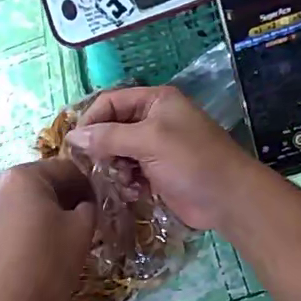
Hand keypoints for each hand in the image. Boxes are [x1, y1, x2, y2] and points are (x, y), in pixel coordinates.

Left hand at [0, 158, 95, 300]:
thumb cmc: (42, 268)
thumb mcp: (81, 235)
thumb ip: (88, 209)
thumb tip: (82, 204)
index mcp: (24, 176)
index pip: (66, 169)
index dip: (87, 187)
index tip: (95, 211)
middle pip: (37, 183)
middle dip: (58, 200)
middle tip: (73, 229)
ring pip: (15, 202)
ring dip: (33, 215)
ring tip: (45, 246)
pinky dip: (12, 230)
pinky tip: (20, 256)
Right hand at [65, 86, 262, 231]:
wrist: (228, 198)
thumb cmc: (192, 161)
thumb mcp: (149, 141)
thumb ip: (109, 137)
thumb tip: (73, 136)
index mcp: (155, 102)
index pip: (110, 102)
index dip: (92, 120)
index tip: (76, 144)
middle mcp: (155, 121)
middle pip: (113, 129)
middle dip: (103, 148)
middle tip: (95, 167)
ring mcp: (157, 149)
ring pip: (119, 154)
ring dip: (114, 168)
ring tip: (121, 180)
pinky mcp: (159, 174)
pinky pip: (131, 173)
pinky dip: (128, 182)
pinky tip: (134, 192)